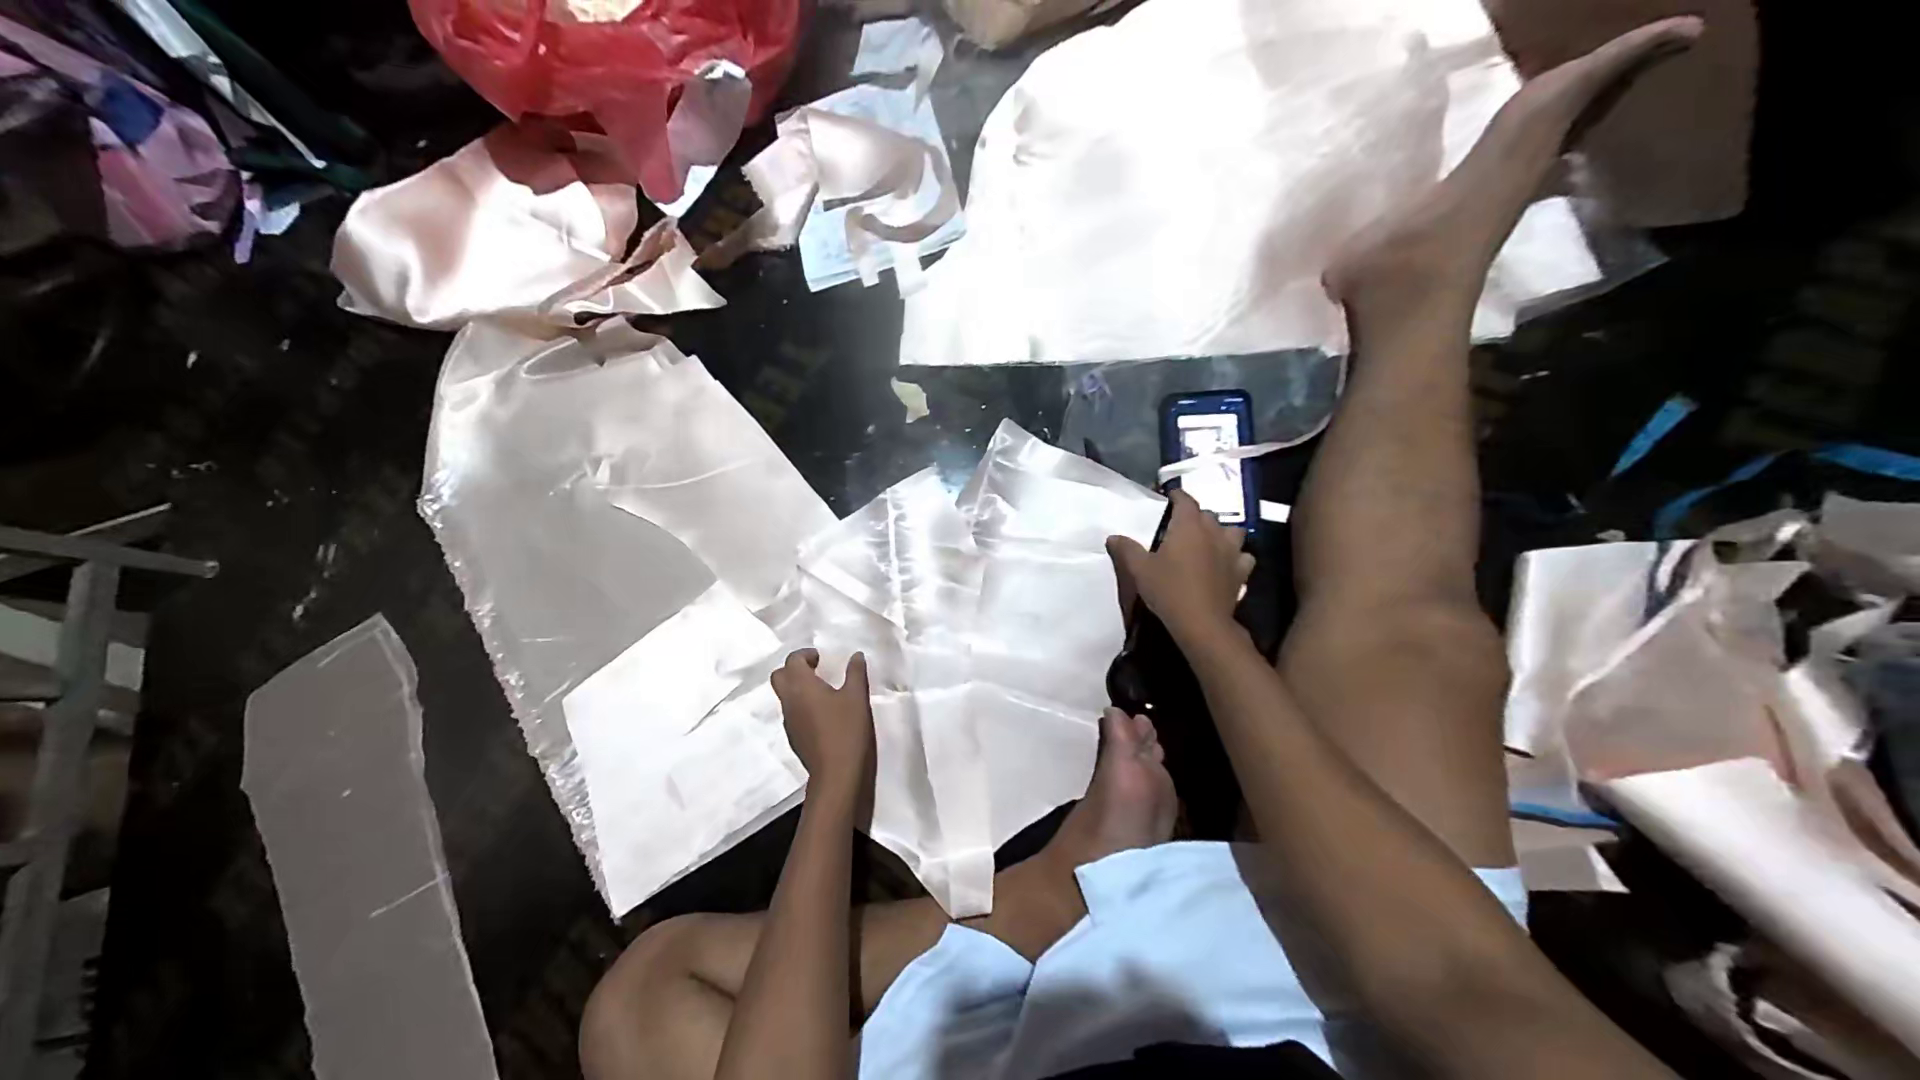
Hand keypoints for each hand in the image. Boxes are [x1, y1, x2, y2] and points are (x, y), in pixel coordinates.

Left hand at [771, 649, 875, 795]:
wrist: (837, 773)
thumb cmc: (847, 729)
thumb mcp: (857, 696)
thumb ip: (855, 672)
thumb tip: (855, 655)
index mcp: (801, 686)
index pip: (792, 660)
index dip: (806, 654)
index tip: (822, 658)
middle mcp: (789, 700)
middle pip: (779, 676)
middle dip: (795, 669)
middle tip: (817, 670)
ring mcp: (788, 721)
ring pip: (784, 695)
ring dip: (798, 688)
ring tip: (823, 692)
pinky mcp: (794, 737)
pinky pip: (792, 713)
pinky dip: (801, 706)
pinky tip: (823, 714)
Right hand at [1106, 489, 1254, 642]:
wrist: (1201, 623)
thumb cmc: (1168, 590)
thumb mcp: (1139, 570)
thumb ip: (1127, 549)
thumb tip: (1113, 537)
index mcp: (1188, 526)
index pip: (1185, 500)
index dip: (1177, 496)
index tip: (1169, 496)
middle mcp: (1213, 532)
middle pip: (1207, 515)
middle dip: (1195, 516)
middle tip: (1180, 527)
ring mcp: (1232, 552)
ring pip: (1232, 531)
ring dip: (1221, 533)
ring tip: (1209, 542)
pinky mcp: (1242, 572)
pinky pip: (1243, 556)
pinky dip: (1236, 556)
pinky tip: (1227, 563)